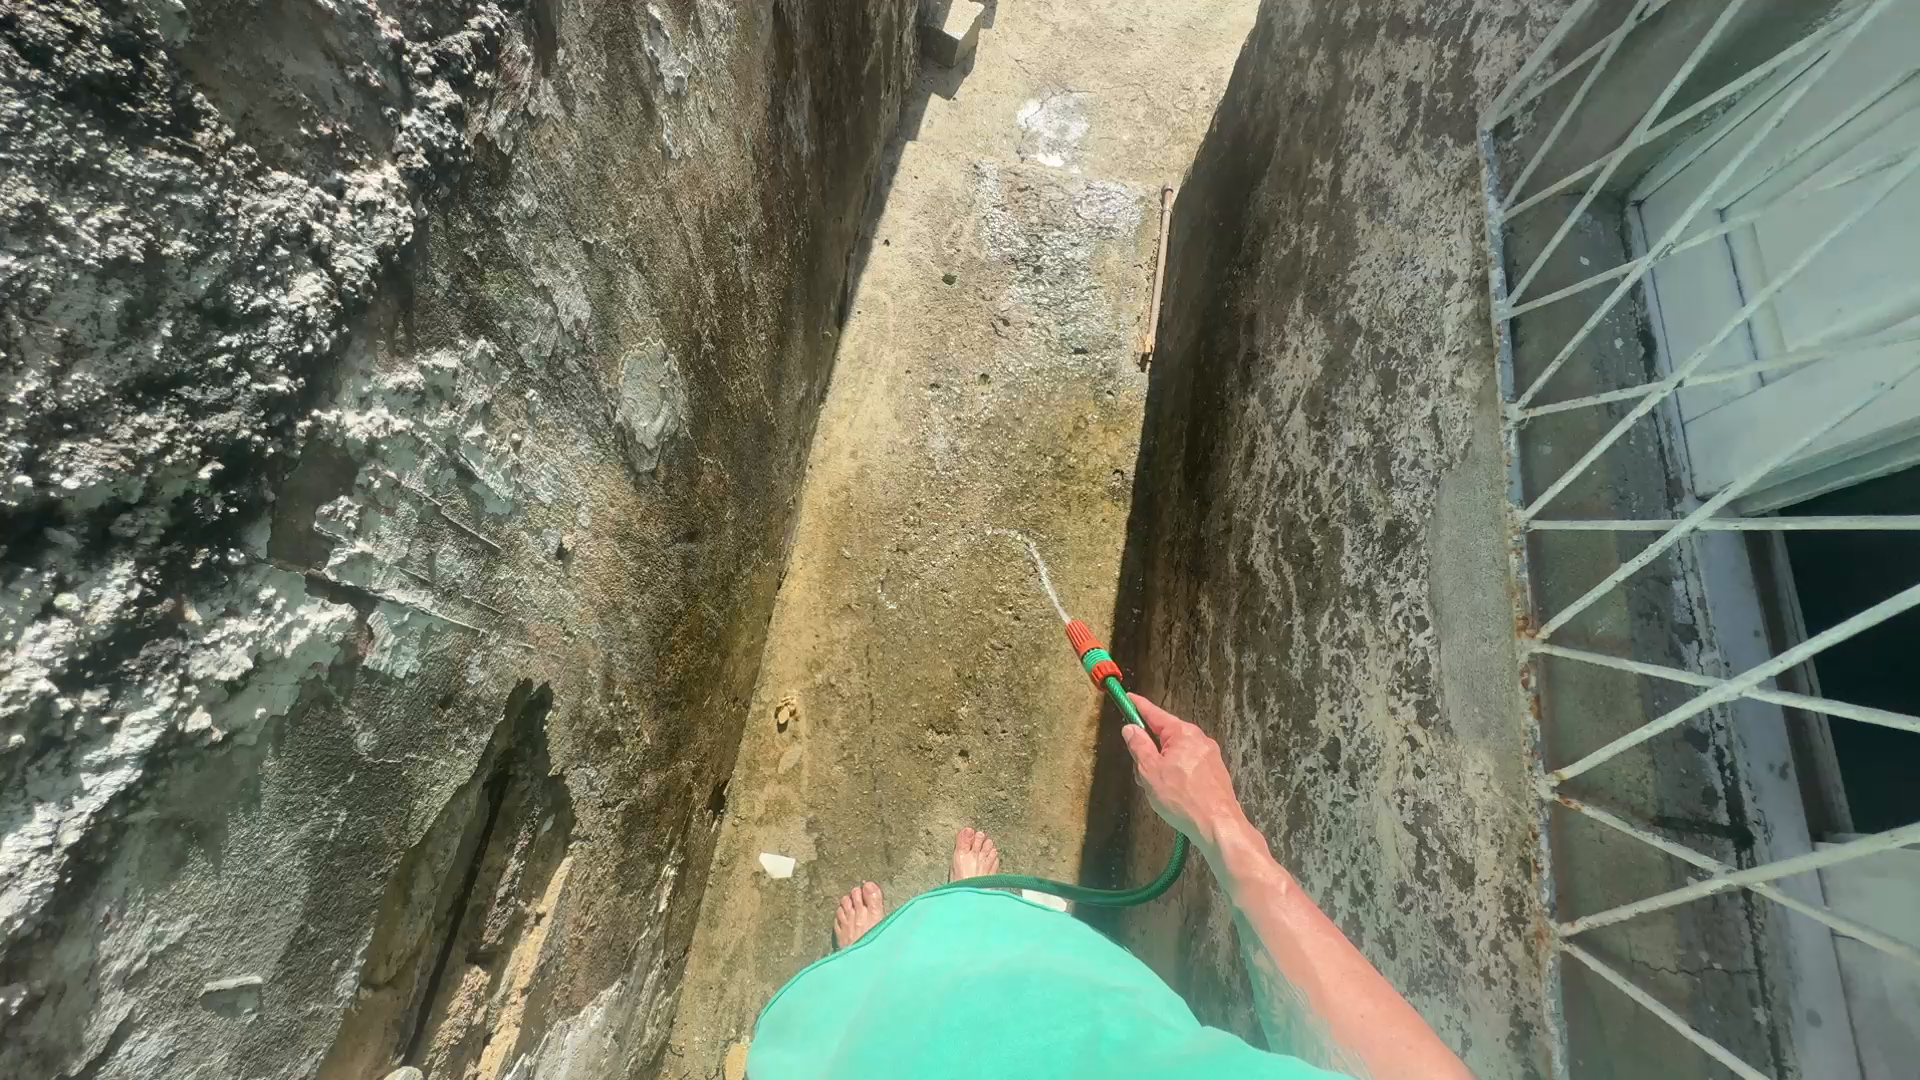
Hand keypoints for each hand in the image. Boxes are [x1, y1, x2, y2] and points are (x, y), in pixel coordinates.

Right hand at [1120, 694, 1250, 853]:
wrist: (1218, 826)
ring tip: (1159, 791)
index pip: (1154, 714)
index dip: (1138, 706)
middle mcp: (1199, 739)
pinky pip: (1188, 766)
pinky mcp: (1216, 773)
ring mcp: (1210, 756)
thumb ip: (1138, 746)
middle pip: (1165, 736)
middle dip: (1150, 750)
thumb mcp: (1150, 770)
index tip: (1128, 697)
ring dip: (1163, 766)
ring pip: (1176, 754)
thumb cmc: (1182, 797)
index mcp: (1183, 733)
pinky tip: (1175, 796)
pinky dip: (1177, 775)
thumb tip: (1130, 728)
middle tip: (1141, 772)